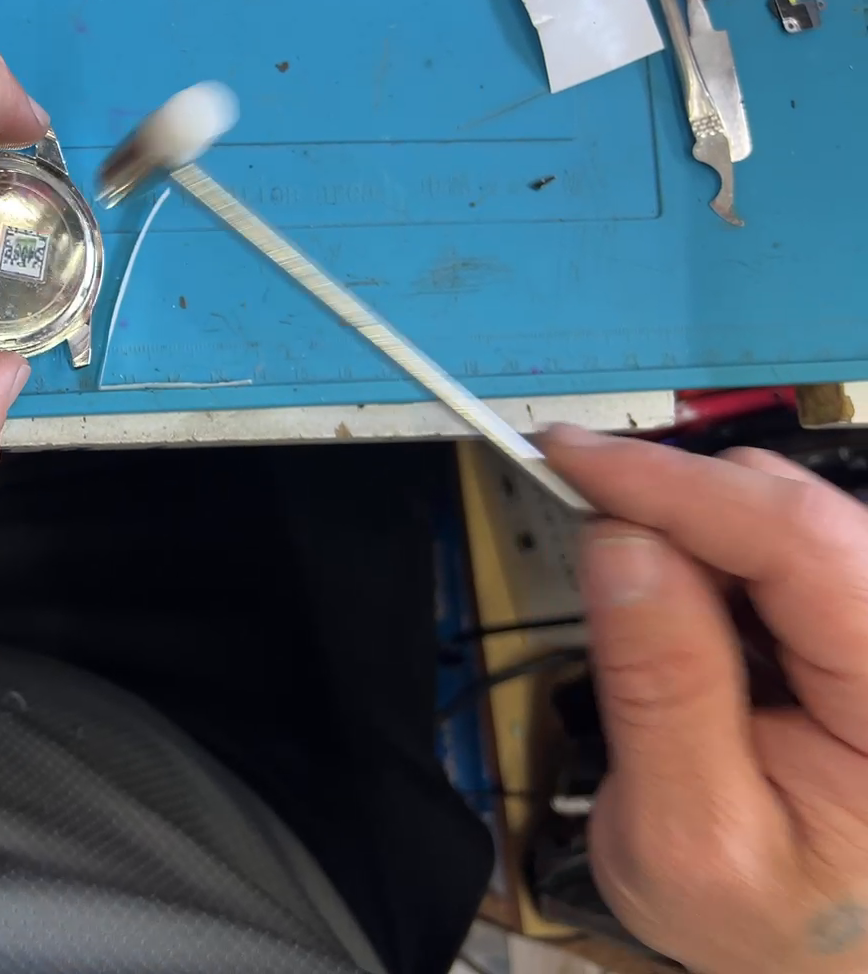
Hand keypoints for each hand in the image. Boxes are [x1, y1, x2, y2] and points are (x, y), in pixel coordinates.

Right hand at [547, 427, 867, 972]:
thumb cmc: (768, 928)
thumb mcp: (683, 822)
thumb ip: (657, 681)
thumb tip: (617, 541)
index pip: (803, 547)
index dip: (673, 482)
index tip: (561, 452)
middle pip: (816, 519)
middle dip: (679, 499)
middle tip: (576, 510)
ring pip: (812, 526)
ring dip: (699, 528)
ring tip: (634, 581)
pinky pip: (811, 560)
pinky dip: (725, 555)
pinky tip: (689, 601)